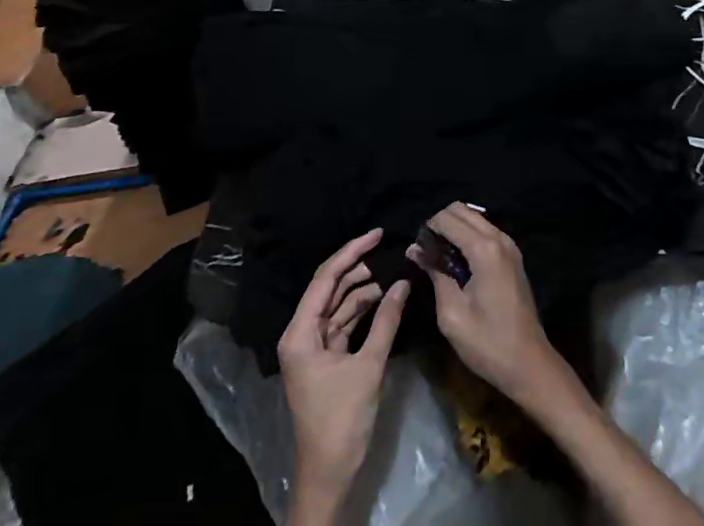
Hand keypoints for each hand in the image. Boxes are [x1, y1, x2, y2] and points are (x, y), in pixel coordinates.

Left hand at [279, 228, 409, 522]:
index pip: (325, 279)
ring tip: (395, 272)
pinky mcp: (327, 358)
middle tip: (392, 252)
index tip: (377, 233)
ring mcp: (314, 347)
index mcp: (300, 333)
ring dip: (365, 290)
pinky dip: (365, 311)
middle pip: (331, 289)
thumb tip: (403, 282)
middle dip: (360, 269)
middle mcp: (302, 334)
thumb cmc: (342, 417)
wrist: (330, 469)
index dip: (351, 252)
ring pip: (340, 306)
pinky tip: (386, 298)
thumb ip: (386, 320)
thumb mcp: (368, 365)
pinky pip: (345, 323)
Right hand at [407, 203, 573, 410]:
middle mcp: (500, 238)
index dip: (427, 229)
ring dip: (454, 228)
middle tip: (424, 252)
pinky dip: (468, 236)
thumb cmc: (486, 342)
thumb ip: (435, 274)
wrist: (528, 361)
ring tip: (437, 257)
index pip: (448, 219)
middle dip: (440, 224)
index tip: (414, 250)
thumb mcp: (452, 313)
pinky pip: (486, 232)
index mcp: (484, 249)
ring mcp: (510, 246)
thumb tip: (415, 249)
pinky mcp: (513, 256)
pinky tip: (456, 261)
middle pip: (462, 211)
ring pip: (475, 219)